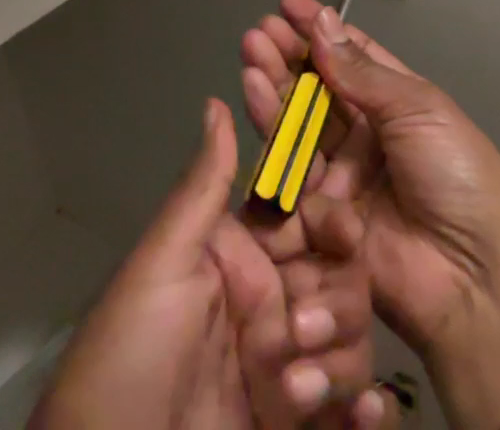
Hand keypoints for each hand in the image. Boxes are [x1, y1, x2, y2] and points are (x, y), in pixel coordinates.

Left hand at [31, 99, 382, 428]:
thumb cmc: (132, 350)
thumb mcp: (163, 263)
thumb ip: (203, 189)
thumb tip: (216, 101)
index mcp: (243, 258)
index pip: (309, 224)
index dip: (334, 223)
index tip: (344, 233)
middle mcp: (271, 303)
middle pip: (342, 282)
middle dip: (339, 304)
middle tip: (302, 332)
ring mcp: (288, 363)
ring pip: (352, 342)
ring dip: (341, 363)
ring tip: (297, 393)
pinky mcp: (299, 417)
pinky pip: (351, 404)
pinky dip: (367, 411)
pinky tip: (365, 418)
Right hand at [240, 0, 499, 428]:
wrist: (470, 276)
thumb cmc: (458, 177)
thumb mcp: (420, 111)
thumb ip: (363, 74)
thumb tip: (323, 25)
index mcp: (403, 105)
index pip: (355, 58)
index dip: (323, 30)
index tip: (287, 5)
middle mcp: (369, 134)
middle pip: (321, 87)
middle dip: (290, 55)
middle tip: (261, 29)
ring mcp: (343, 172)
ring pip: (300, 119)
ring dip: (275, 83)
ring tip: (252, 51)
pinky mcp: (318, 209)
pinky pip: (289, 162)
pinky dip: (270, 126)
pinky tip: (255, 91)